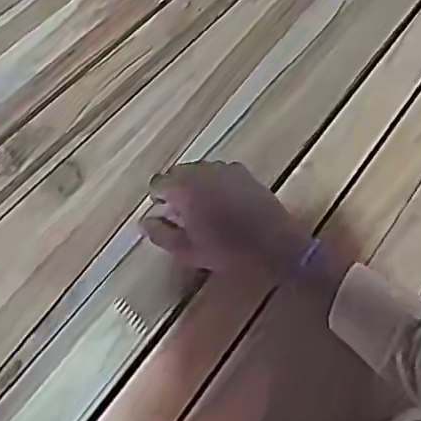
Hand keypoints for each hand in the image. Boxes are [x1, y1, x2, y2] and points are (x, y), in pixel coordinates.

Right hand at [138, 162, 314, 279]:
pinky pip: (219, 174)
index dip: (158, 200)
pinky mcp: (244, 173)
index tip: (165, 216)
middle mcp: (201, 170)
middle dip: (176, 191)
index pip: (157, 183)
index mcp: (183, 187)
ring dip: (195, 187)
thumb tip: (143, 222)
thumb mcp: (188, 251)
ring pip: (198, 172)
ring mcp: (225, 168)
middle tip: (183, 216)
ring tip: (204, 211)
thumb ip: (161, 234)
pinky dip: (215, 185)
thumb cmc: (228, 251)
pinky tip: (225, 206)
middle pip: (177, 174)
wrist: (277, 246)